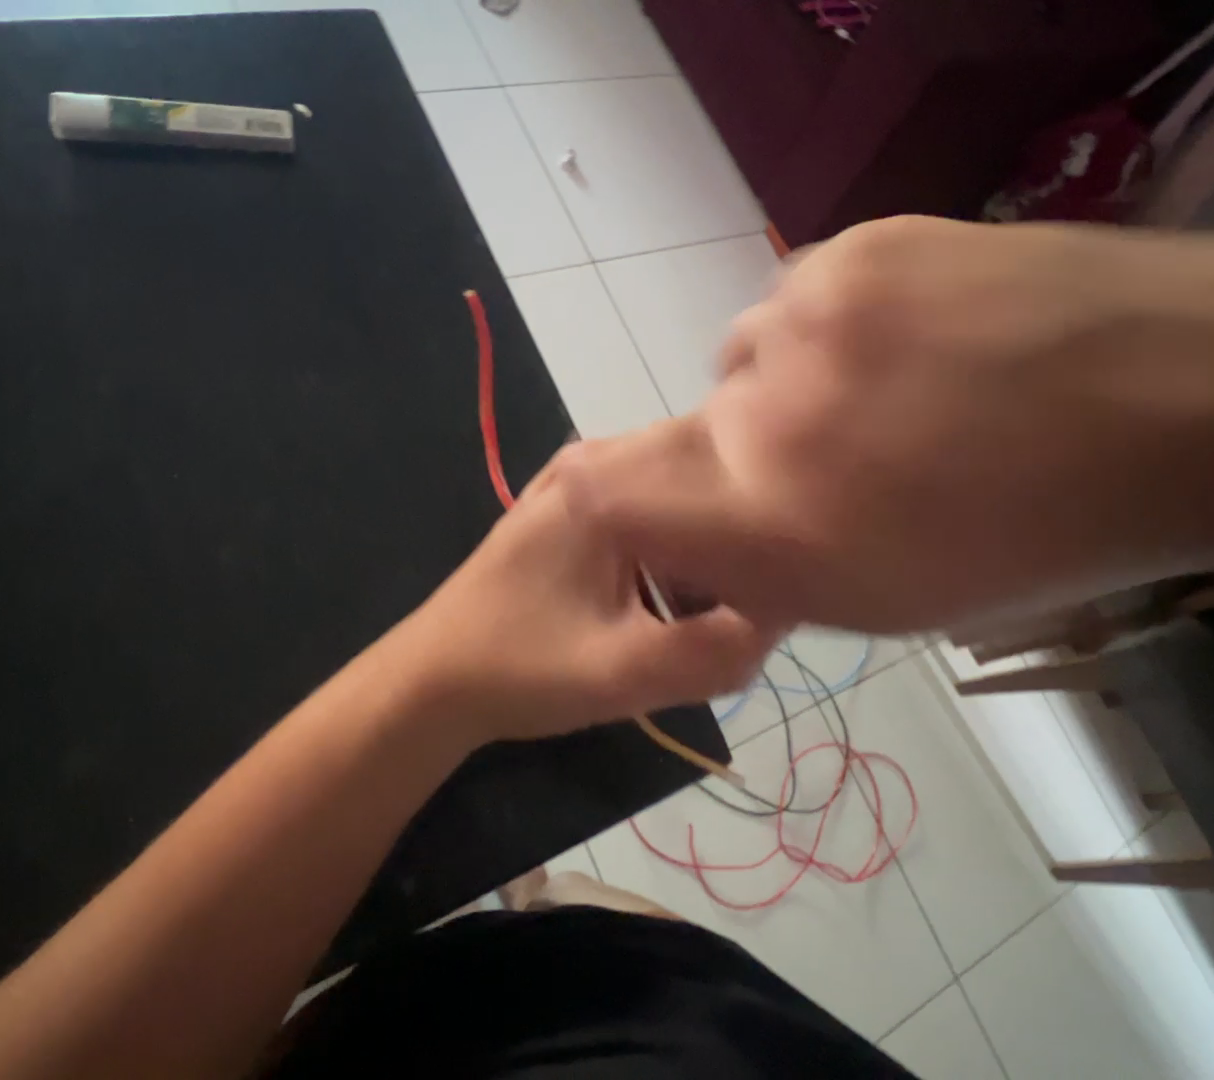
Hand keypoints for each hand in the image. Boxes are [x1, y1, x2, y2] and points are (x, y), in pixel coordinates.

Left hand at [391, 450, 781, 745]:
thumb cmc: (521, 671)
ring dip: (697, 560)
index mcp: (607, 482)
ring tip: (699, 622)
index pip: (722, 476)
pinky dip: (664, 560)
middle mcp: (592, 463)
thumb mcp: (624, 672)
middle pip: (700, 489)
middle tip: (737, 619)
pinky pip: (643, 521)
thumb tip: (782, 620)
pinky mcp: (567, 512)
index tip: (777, 594)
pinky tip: (659, 609)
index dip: (762, 533)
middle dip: (730, 550)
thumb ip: (714, 653)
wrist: (432, 684)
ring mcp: (575, 484)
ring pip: (673, 508)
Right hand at [556, 215, 1209, 631]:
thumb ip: (767, 576)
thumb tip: (704, 542)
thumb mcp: (888, 606)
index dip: (607, 501)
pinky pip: (800, 304)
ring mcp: (809, 322)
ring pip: (744, 364)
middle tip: (842, 464)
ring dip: (786, 391)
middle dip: (741, 462)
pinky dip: (834, 334)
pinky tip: (918, 342)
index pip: (603, 492)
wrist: (1189, 398)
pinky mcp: (854, 251)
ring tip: (890, 396)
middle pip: (687, 432)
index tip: (659, 515)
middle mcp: (765, 418)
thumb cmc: (1037, 539)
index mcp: (773, 526)